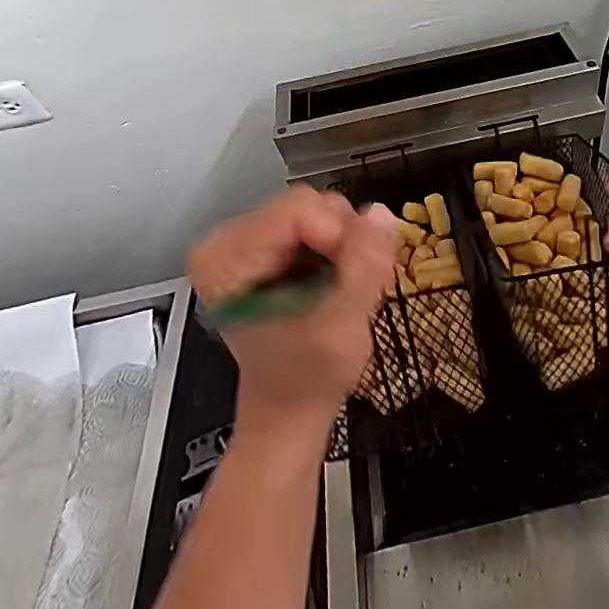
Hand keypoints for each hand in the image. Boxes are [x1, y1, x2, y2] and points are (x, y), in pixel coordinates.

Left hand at [189, 187, 397, 436]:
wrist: (290, 405)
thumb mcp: (340, 330)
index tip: (349, 277)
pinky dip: (343, 249)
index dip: (338, 236)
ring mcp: (251, 240)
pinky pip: (323, 222)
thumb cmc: (306, 378)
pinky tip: (338, 283)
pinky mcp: (272, 245)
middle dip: (345, 240)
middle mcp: (229, 240)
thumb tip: (382, 214)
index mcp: (226, 258)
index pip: (298, 209)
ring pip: (323, 210)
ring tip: (344, 289)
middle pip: (310, 203)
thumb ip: (362, 269)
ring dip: (348, 246)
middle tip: (350, 287)